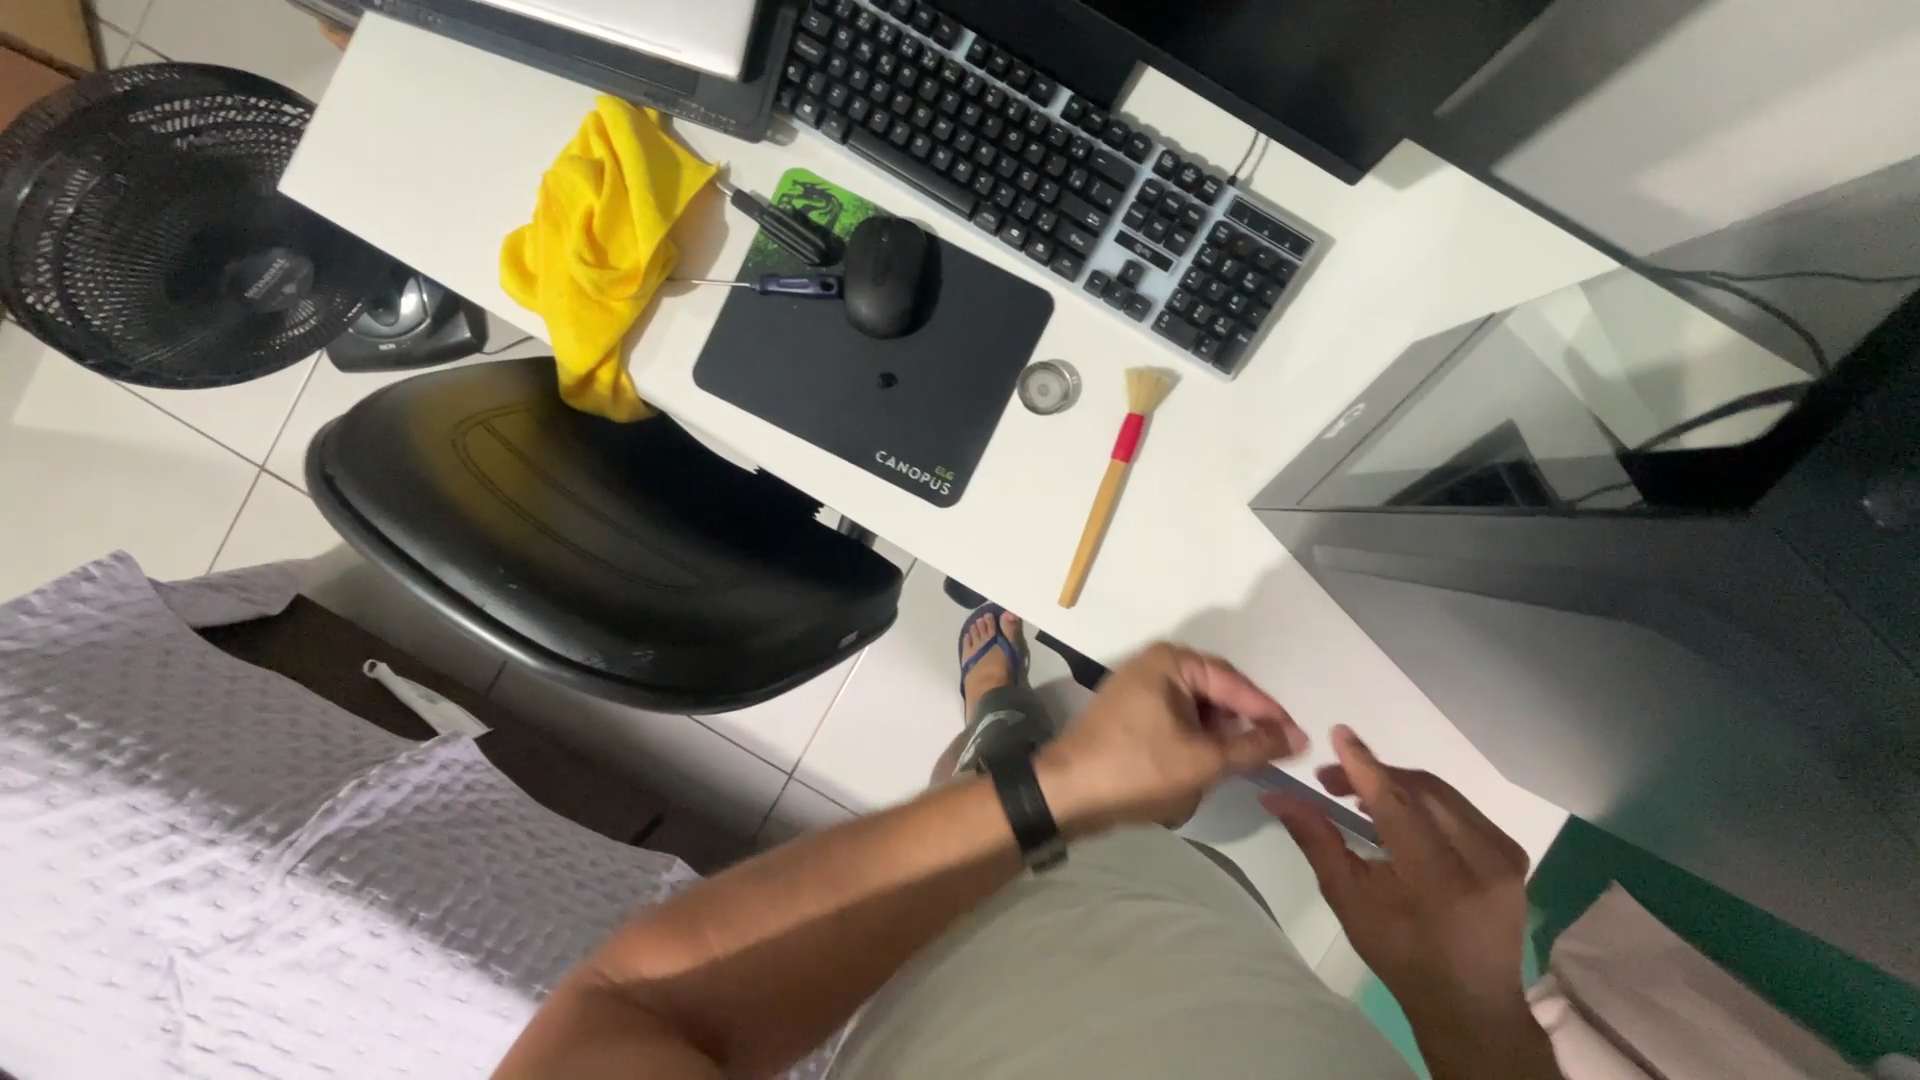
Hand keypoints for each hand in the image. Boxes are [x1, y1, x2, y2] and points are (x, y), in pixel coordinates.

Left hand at [1037, 643, 1307, 832]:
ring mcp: (1137, 686)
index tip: (1299, 741)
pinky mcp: (1128, 711)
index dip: (1268, 714)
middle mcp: (1154, 663)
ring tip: (1229, 766)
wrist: (1067, 792)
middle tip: (1267, 756)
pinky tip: (1200, 766)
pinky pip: (1174, 718)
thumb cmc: (1138, 769)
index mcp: (1171, 661)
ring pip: (1196, 709)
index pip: (1235, 683)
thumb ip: (1254, 745)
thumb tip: (1297, 737)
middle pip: (1215, 693)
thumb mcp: (1205, 760)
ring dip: (1214, 737)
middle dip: (1238, 725)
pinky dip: (1191, 740)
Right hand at [1264, 727, 1551, 1075]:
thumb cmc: (1399, 952)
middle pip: (1420, 789)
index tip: (1339, 733)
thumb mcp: (1347, 898)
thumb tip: (1278, 796)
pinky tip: (1399, 813)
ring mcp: (1505, 856)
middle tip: (1330, 780)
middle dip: (1374, 774)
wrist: (1470, 1001)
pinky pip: (1460, 808)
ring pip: (1441, 793)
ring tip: (1359, 794)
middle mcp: (1481, 859)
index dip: (1363, 766)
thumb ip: (1316, 840)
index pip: (1395, 803)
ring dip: (1397, 784)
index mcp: (1438, 877)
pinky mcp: (1514, 854)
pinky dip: (1424, 800)